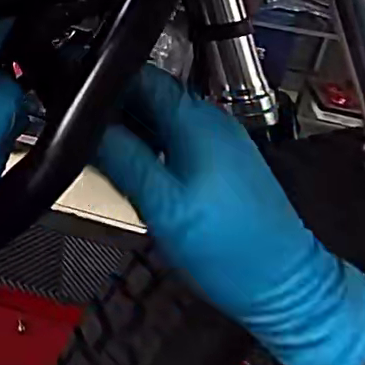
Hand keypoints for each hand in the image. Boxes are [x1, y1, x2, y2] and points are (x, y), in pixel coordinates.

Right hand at [94, 67, 364, 364]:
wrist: (286, 288)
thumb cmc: (234, 254)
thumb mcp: (163, 206)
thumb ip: (123, 160)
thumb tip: (87, 130)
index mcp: (196, 121)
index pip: (142, 75)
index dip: (105, 78)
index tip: (78, 85)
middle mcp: (211, 121)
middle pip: (150, 92)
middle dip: (114, 101)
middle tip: (83, 120)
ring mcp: (219, 140)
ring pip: (161, 114)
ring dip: (131, 122)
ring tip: (103, 143)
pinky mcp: (222, 160)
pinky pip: (175, 135)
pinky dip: (150, 141)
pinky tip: (136, 163)